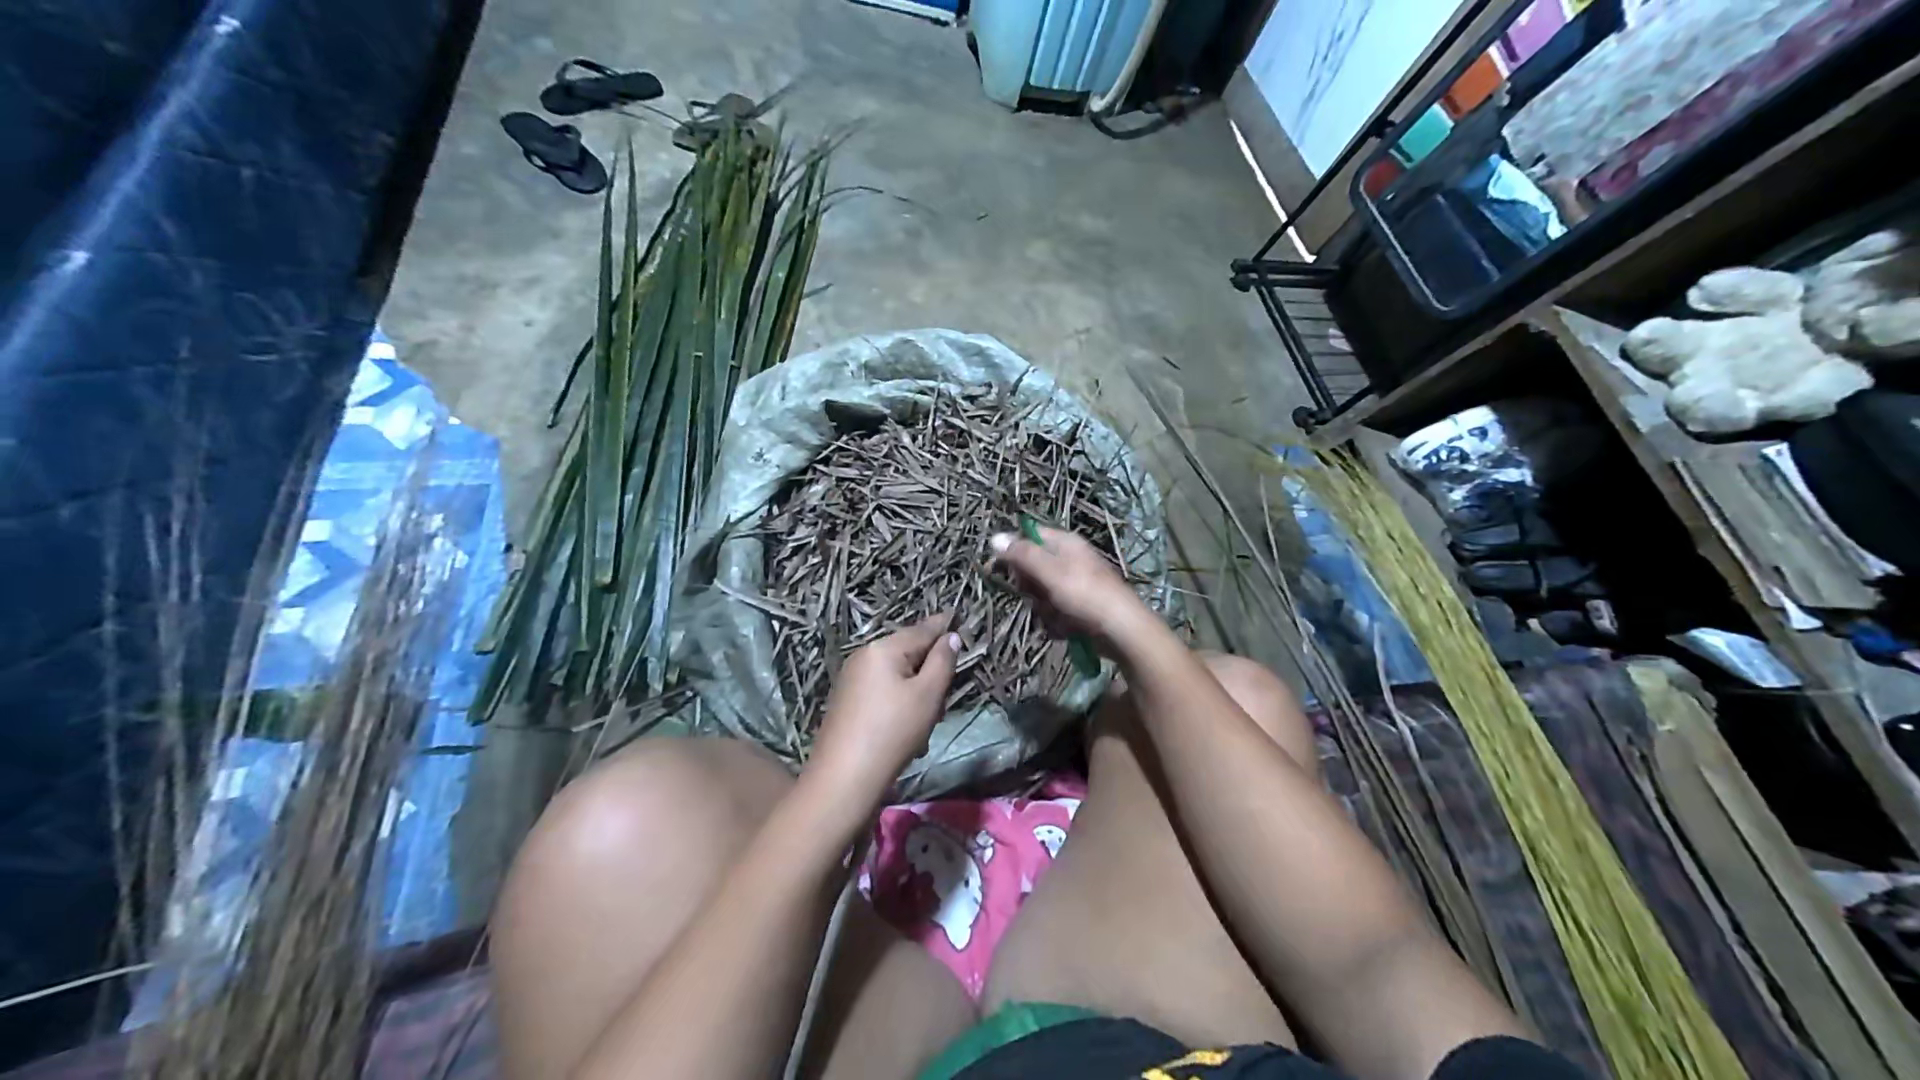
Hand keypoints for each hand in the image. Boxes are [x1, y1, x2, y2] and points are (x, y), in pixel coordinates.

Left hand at [806, 614, 959, 799]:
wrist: (844, 778)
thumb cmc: (893, 731)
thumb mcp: (928, 695)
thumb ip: (942, 662)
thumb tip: (950, 636)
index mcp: (883, 648)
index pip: (922, 630)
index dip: (943, 626)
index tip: (958, 615)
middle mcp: (864, 656)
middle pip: (908, 653)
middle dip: (930, 672)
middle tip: (943, 701)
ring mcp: (852, 679)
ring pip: (897, 676)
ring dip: (916, 694)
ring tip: (924, 726)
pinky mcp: (847, 702)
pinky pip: (883, 693)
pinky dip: (899, 706)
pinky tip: (906, 734)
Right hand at [989, 525, 1150, 649]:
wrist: (1121, 629)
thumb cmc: (1085, 594)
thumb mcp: (1049, 571)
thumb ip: (1022, 555)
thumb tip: (995, 538)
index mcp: (1065, 543)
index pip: (1029, 536)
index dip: (1015, 552)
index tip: (1007, 569)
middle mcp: (1070, 560)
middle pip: (1032, 569)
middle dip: (1031, 588)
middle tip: (1039, 595)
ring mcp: (1075, 585)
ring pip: (1041, 595)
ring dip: (1044, 609)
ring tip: (1058, 615)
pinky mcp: (1078, 608)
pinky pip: (1054, 612)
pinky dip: (1057, 622)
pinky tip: (1066, 627)